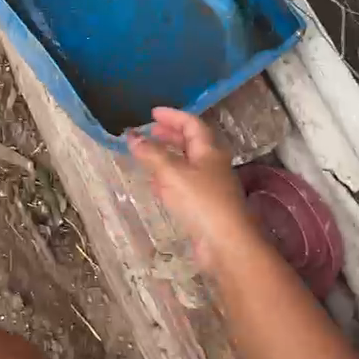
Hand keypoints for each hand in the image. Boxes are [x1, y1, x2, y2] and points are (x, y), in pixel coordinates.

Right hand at [127, 107, 256, 270]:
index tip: (153, 113)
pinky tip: (156, 184)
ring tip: (148, 154)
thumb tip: (131, 136)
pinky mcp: (206, 207)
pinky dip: (169, 177)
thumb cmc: (202, 201)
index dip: (173, 116)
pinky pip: (185, 184)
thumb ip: (150, 153)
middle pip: (192, 143)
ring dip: (168, 156)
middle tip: (151, 131)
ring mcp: (211, 187)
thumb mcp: (171, 172)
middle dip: (170, 135)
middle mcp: (212, 166)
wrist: (227, 245)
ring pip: (187, 164)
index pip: (192, 124)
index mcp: (209, 151)